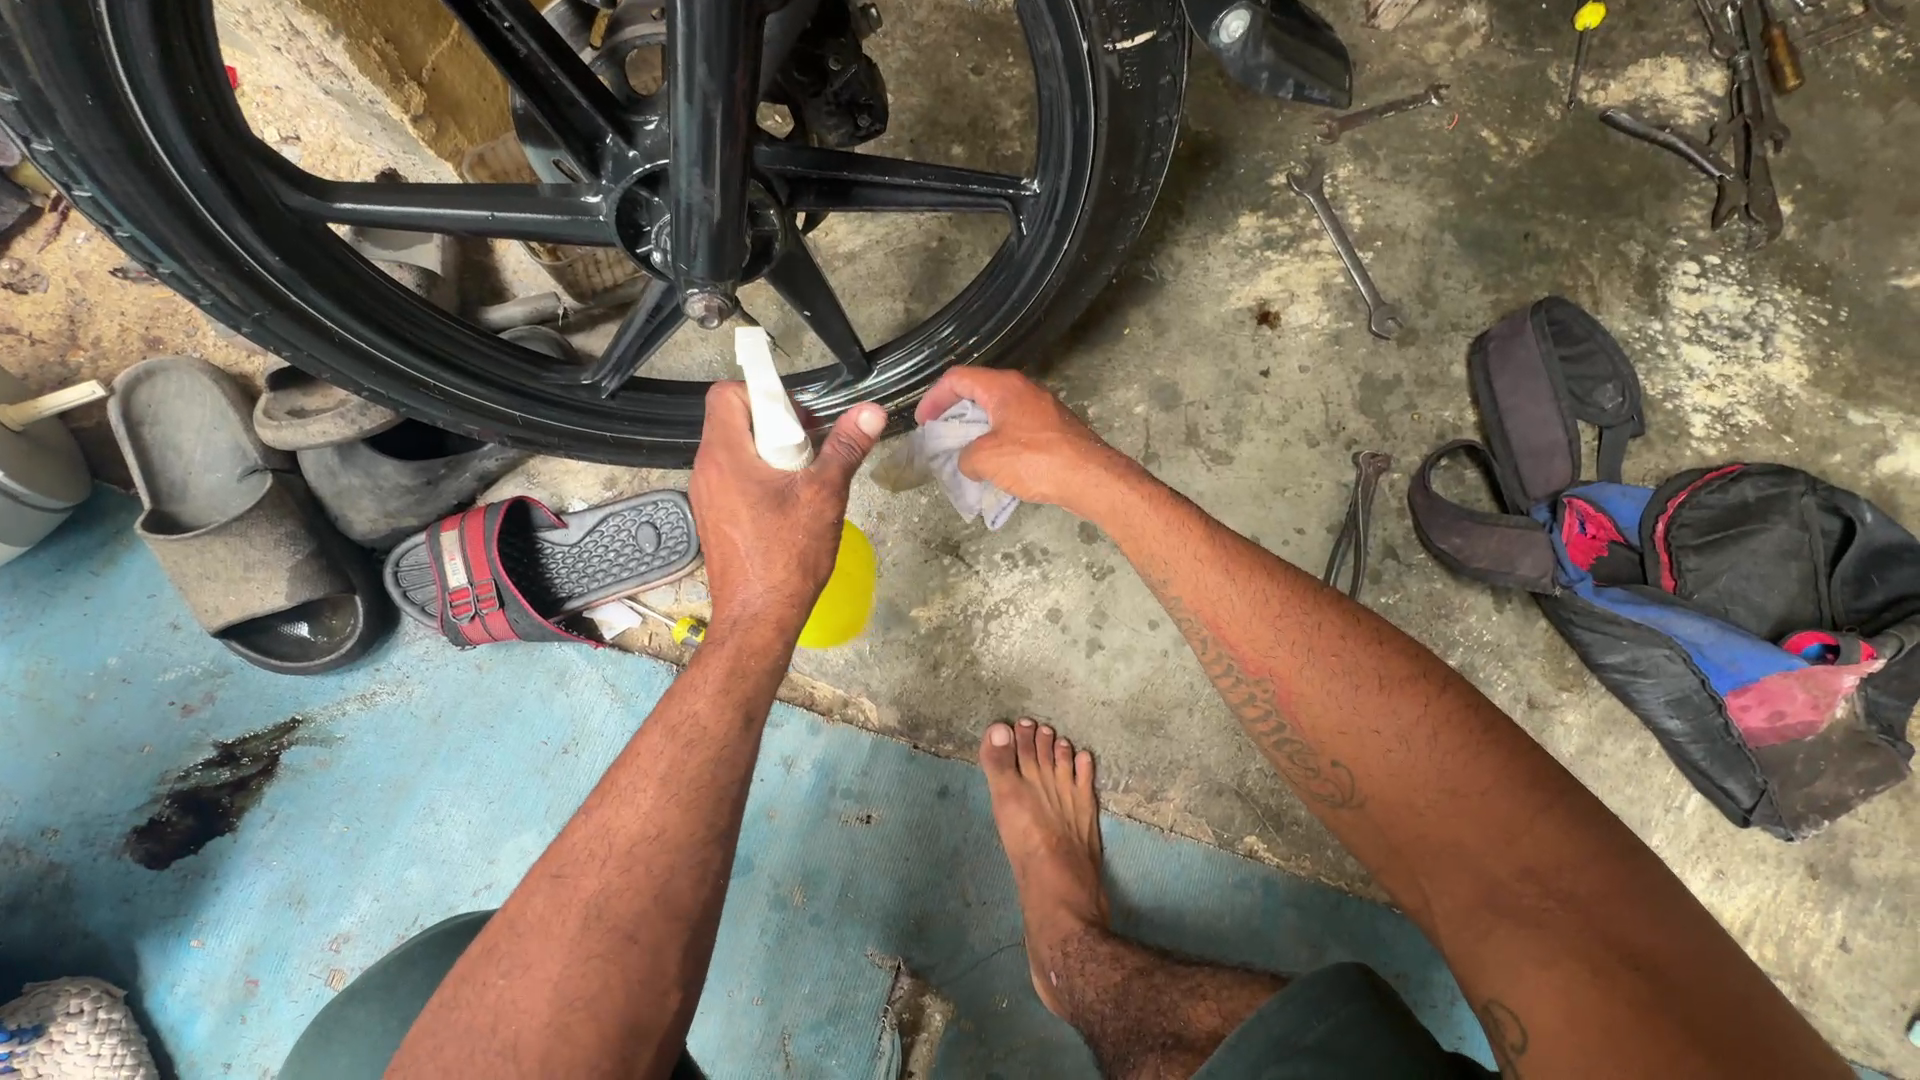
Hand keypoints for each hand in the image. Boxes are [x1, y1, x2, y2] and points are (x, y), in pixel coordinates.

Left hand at [690, 383, 885, 640]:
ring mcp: (707, 496)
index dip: (765, 395)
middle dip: (777, 427)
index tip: (800, 419)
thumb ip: (845, 448)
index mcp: (725, 455)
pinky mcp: (715, 518)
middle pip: (735, 422)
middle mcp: (707, 470)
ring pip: (738, 453)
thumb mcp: (824, 495)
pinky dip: (762, 480)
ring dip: (773, 456)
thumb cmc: (787, 555)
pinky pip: (736, 480)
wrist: (758, 618)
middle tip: (811, 451)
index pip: (728, 394)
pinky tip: (790, 507)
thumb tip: (871, 412)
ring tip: (804, 482)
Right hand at [914, 367, 1140, 514]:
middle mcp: (1023, 390)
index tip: (924, 421)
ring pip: (998, 412)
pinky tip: (995, 466)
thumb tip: (968, 461)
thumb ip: (965, 457)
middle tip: (941, 437)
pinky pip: (1015, 429)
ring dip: (977, 431)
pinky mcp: (1054, 429)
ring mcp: (1041, 409)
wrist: (1090, 477)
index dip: (934, 398)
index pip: (957, 378)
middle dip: (955, 414)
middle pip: (978, 393)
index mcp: (1003, 387)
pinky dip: (998, 442)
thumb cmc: (1036, 460)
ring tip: (964, 455)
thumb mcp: (986, 459)